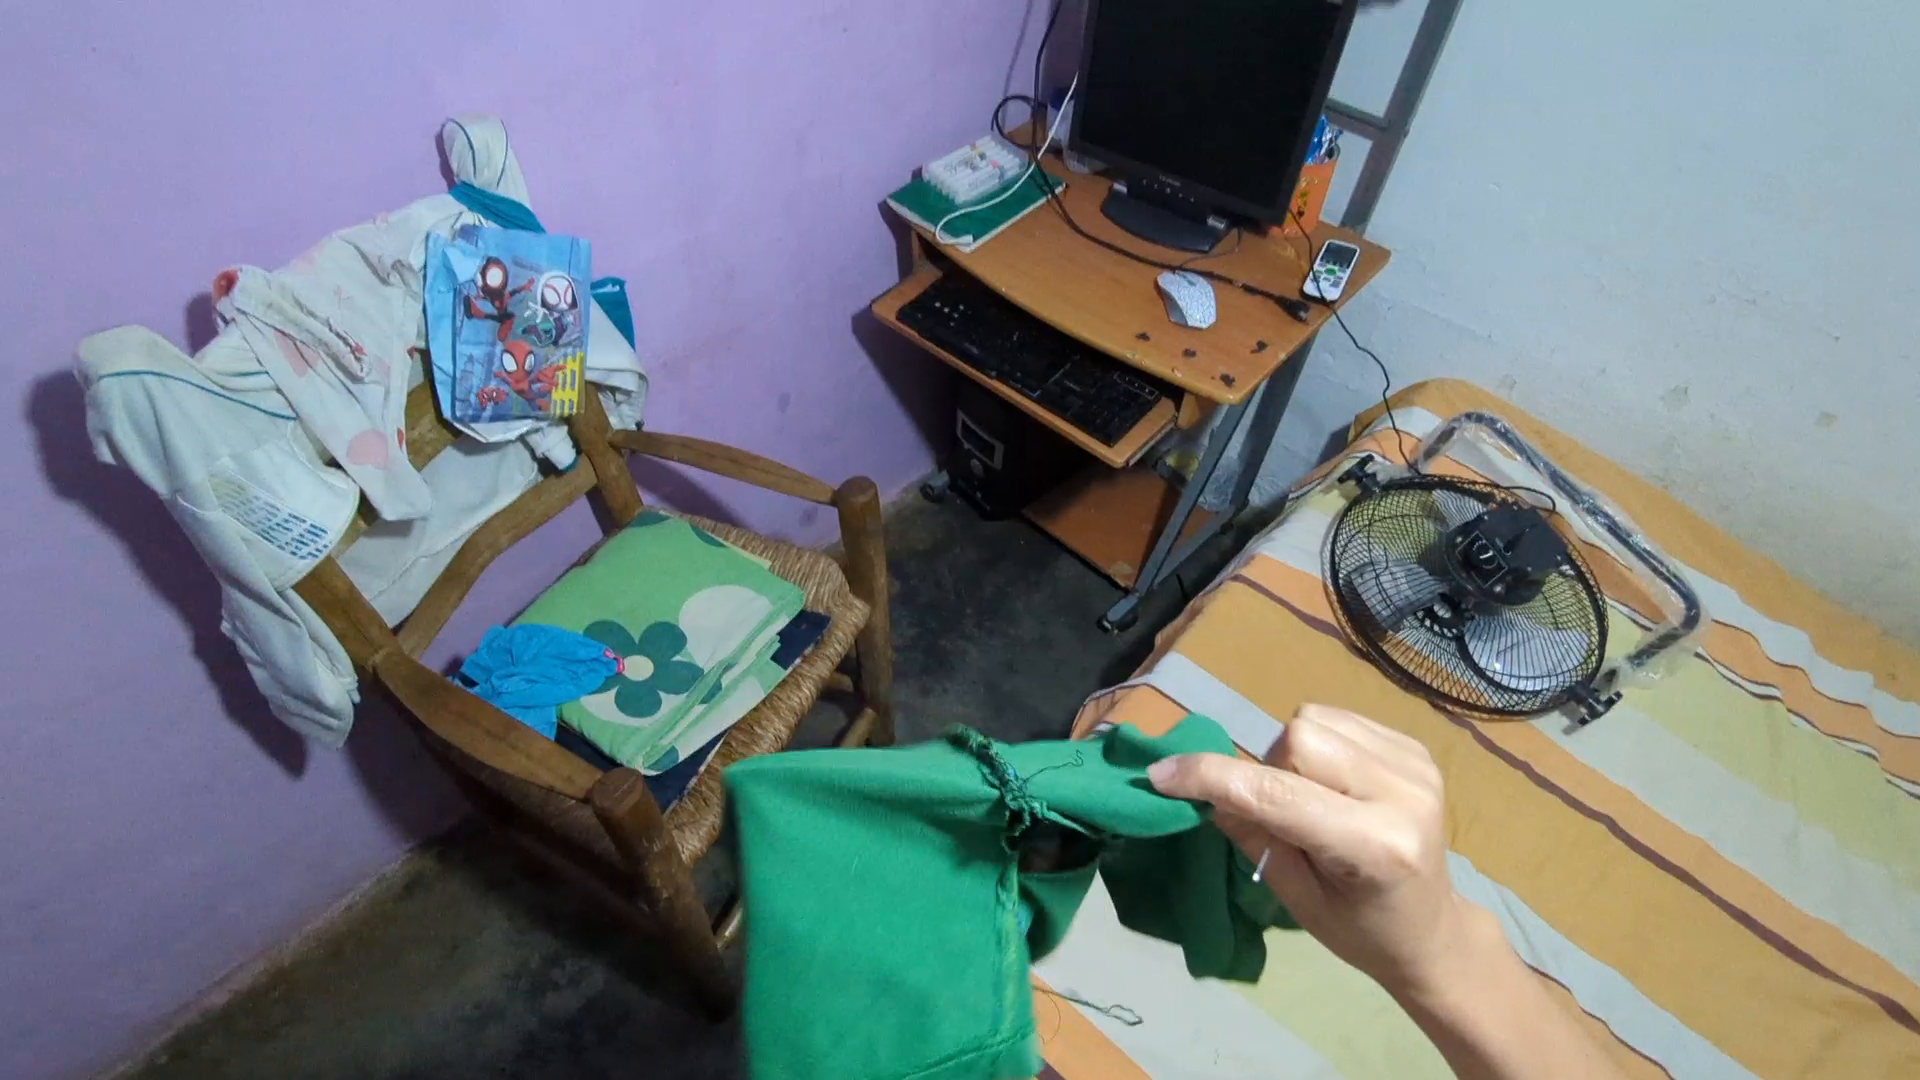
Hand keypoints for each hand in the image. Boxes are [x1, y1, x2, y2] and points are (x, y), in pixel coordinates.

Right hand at [1149, 704, 1487, 997]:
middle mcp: (1403, 795)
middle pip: (1297, 738)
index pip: (1274, 793)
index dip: (1210, 777)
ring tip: (1312, 792)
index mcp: (1373, 847)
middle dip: (1270, 766)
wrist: (1434, 930)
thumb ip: (1246, 828)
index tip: (1161, 775)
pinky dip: (1319, 740)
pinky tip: (1337, 779)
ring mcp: (1416, 765)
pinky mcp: (1417, 747)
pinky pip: (1337, 715)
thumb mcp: (1291, 892)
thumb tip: (1192, 782)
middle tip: (1282, 808)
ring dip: (1292, 752)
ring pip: (1313, 717)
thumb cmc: (1356, 925)